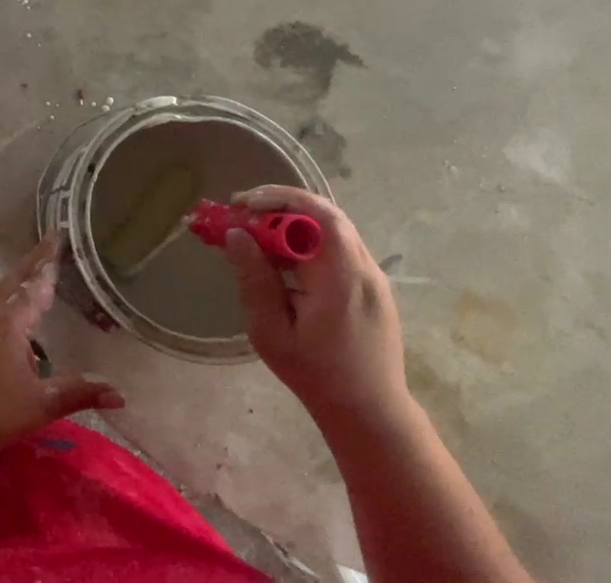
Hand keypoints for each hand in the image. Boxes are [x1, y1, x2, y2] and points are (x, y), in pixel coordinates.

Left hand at [0, 231, 124, 489]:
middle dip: (34, 260)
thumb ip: (79, 393)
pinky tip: (17, 306)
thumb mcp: (41, 405)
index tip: (60, 237)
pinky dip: (10, 295)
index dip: (49, 262)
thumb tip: (120, 395)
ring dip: (21, 277)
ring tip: (39, 267)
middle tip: (52, 239)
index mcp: (9, 324)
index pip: (35, 285)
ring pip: (2, 292)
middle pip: (15, 280)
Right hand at [224, 186, 408, 424]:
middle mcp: (364, 270)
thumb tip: (237, 234)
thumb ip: (254, 279)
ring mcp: (373, 278)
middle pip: (326, 215)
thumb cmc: (315, 374)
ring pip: (333, 230)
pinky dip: (307, 241)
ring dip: (292, 223)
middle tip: (242, 214)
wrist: (369, 412)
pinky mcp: (373, 288)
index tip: (240, 205)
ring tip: (255, 235)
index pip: (317, 215)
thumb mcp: (270, 331)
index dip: (278, 199)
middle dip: (280, 206)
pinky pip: (339, 249)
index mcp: (341, 278)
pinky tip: (281, 260)